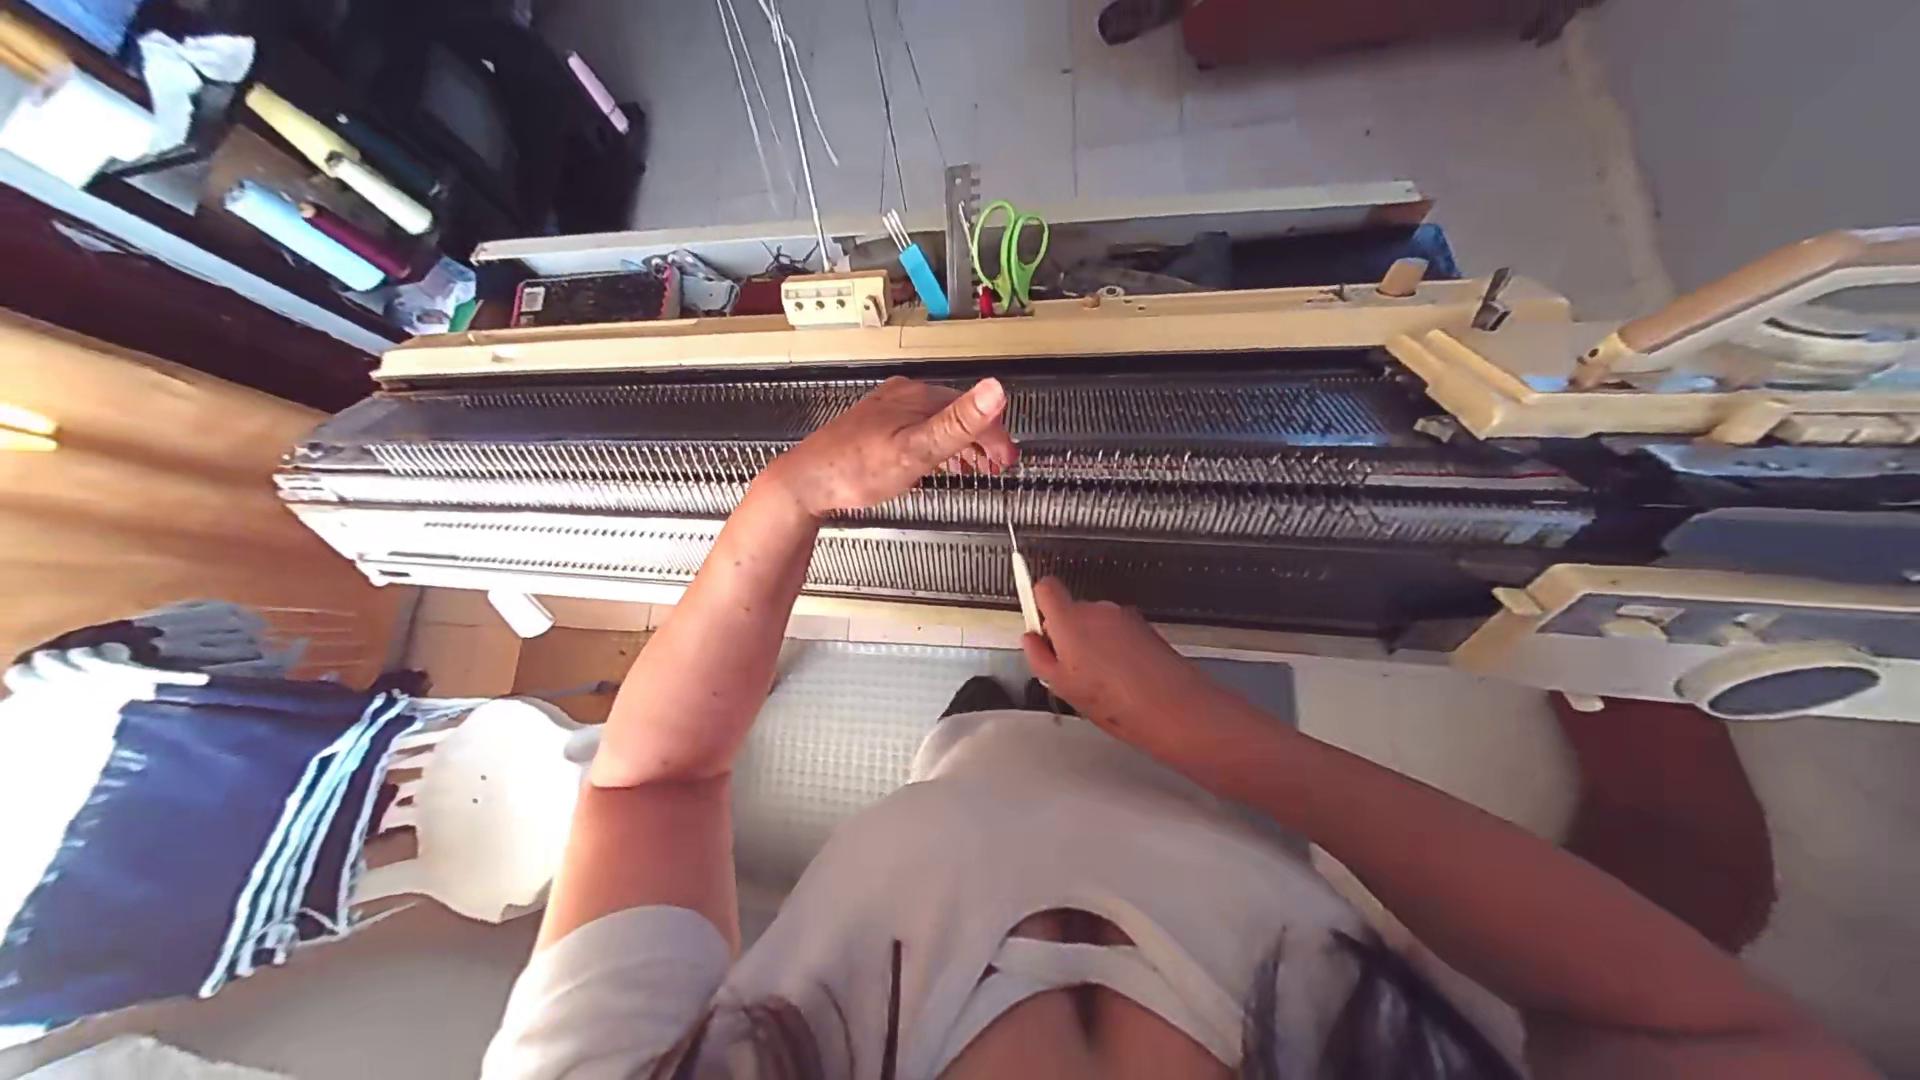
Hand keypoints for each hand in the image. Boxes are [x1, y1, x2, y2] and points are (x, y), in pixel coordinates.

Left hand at [761, 377, 1018, 517]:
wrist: (807, 483)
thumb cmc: (854, 471)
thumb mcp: (916, 450)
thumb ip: (959, 424)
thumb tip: (995, 390)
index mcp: (918, 398)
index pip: (974, 409)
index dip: (997, 437)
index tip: (1007, 459)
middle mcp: (904, 397)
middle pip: (958, 413)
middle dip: (983, 440)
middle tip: (997, 465)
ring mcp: (890, 411)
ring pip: (939, 421)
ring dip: (962, 443)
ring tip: (976, 465)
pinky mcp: (879, 426)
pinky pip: (920, 429)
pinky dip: (938, 445)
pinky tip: (937, 461)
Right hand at [1020, 577, 1232, 760]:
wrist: (1172, 707)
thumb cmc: (1117, 701)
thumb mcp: (1061, 686)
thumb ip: (1039, 657)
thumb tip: (1031, 642)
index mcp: (1070, 619)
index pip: (1044, 588)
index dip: (1037, 602)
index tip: (1037, 622)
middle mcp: (1097, 609)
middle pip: (1070, 608)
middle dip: (1066, 632)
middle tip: (1069, 667)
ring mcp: (1122, 616)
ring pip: (1094, 621)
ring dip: (1091, 642)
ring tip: (1098, 679)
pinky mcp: (1142, 626)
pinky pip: (1116, 630)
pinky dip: (1113, 647)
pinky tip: (1118, 677)